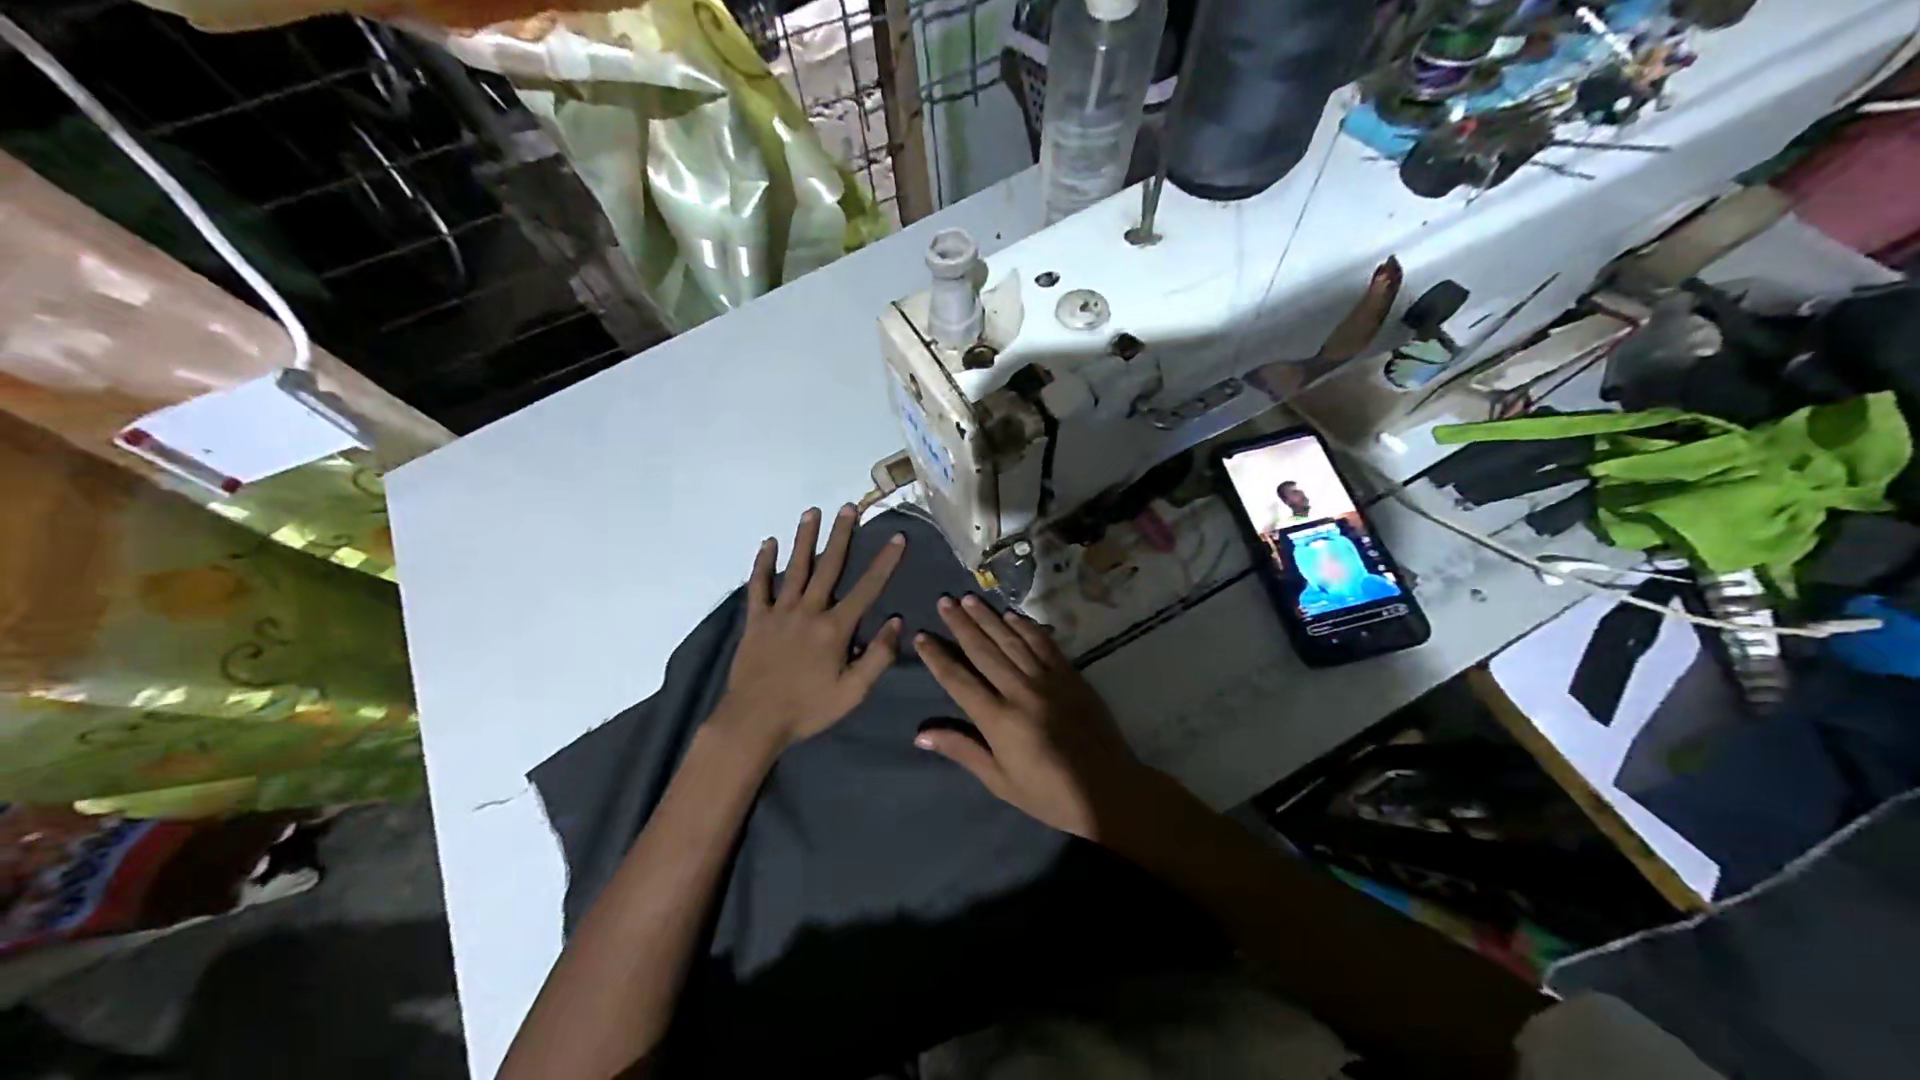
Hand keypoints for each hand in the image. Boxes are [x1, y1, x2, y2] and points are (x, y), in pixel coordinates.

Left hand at [714, 506, 905, 750]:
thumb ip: (878, 656)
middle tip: (849, 507)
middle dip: (841, 535)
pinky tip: (768, 543)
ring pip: (795, 568)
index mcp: (835, 628)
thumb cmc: (808, 709)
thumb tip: (896, 621)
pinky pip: (758, 585)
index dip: (885, 562)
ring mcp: (779, 612)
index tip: (897, 537)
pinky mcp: (755, 620)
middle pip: (828, 566)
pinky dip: (763, 563)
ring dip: (805, 538)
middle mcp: (808, 611)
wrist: (754, 721)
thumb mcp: (853, 691)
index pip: (867, 588)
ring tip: (812, 511)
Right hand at [914, 595, 1152, 841]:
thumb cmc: (1048, 794)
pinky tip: (1011, 615)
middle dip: (961, 624)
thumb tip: (921, 734)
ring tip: (969, 599)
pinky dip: (1026, 627)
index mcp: (999, 720)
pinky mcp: (1071, 676)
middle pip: (983, 650)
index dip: (938, 657)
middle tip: (943, 602)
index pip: (959, 680)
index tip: (922, 636)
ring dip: (989, 618)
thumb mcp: (1000, 781)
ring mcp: (1048, 680)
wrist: (1108, 789)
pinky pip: (1044, 644)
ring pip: (1012, 640)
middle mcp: (1020, 691)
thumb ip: (963, 750)